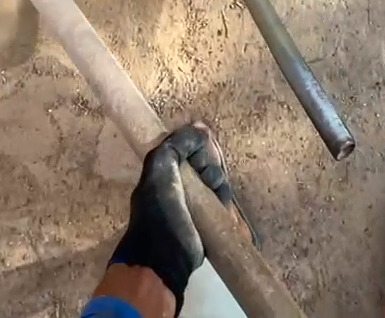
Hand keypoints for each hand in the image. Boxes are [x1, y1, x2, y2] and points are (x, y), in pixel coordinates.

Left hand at [108, 124, 237, 309]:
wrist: (164, 257)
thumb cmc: (160, 210)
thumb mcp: (160, 167)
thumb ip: (177, 144)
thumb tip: (200, 127)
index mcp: (163, 169)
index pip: (187, 145)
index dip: (199, 142)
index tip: (206, 144)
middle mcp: (177, 182)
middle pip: (204, 161)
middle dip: (210, 162)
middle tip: (208, 174)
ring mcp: (193, 202)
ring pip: (215, 179)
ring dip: (218, 181)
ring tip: (215, 191)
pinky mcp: (207, 220)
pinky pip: (221, 200)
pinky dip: (223, 198)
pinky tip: (222, 202)